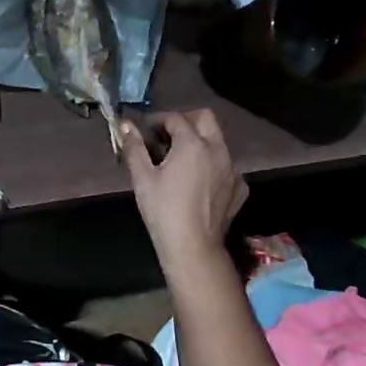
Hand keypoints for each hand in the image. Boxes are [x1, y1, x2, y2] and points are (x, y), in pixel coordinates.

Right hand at [119, 109, 247, 261]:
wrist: (193, 246)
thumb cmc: (163, 210)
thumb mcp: (142, 178)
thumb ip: (134, 148)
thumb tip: (125, 126)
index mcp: (193, 144)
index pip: (175, 118)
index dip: (157, 120)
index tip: (144, 130)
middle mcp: (218, 150)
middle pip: (205, 119)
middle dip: (186, 120)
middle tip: (167, 135)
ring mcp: (233, 169)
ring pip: (218, 143)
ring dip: (200, 143)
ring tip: (182, 160)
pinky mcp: (240, 188)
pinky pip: (227, 167)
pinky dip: (213, 167)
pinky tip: (201, 183)